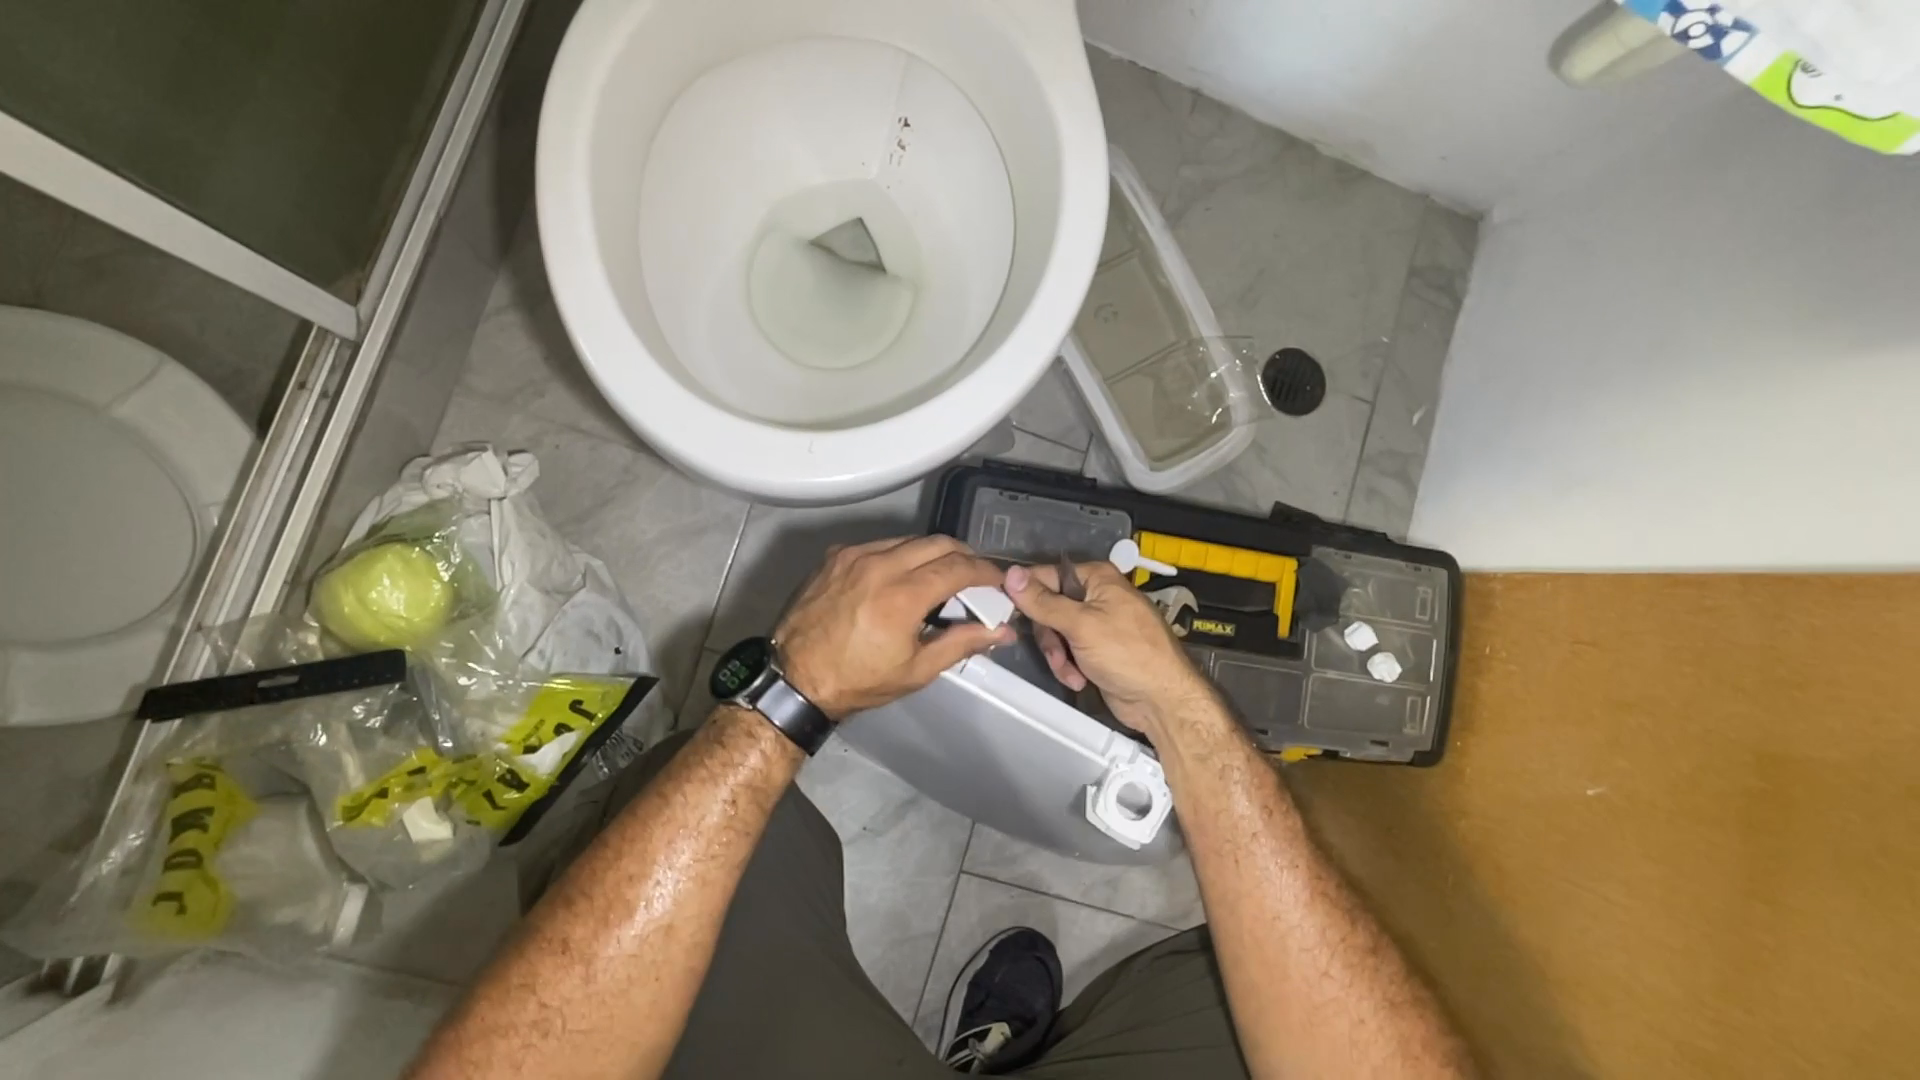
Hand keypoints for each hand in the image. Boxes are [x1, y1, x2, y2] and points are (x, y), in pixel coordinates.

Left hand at [776, 536, 1012, 719]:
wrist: (794, 678)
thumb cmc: (857, 681)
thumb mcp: (916, 670)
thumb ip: (961, 643)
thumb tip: (1001, 631)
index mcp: (902, 596)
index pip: (958, 567)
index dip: (985, 571)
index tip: (999, 579)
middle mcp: (879, 565)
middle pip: (938, 542)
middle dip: (963, 555)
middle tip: (974, 575)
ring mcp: (854, 556)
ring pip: (908, 539)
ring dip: (931, 553)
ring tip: (939, 576)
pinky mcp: (835, 555)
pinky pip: (879, 544)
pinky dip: (898, 555)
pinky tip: (900, 576)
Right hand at [1004, 562, 1210, 734]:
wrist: (1161, 700)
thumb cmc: (1127, 654)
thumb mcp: (1080, 625)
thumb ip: (1043, 602)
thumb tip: (1011, 575)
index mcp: (1097, 578)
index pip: (1046, 575)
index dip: (1027, 595)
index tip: (1007, 612)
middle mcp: (1097, 596)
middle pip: (1048, 607)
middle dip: (1049, 636)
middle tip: (1057, 653)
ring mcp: (1097, 624)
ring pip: (1056, 633)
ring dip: (1059, 656)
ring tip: (1071, 672)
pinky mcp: (1097, 650)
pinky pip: (1068, 652)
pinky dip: (1070, 666)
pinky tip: (1080, 680)